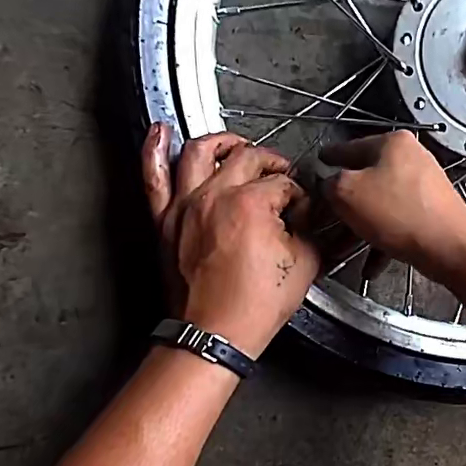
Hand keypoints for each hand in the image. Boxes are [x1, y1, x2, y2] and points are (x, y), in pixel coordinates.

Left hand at [143, 124, 318, 356]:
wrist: (214, 335)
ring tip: (235, 143)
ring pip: (200, 151)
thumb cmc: (251, 305)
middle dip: (272, 162)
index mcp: (251, 203)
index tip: (301, 212)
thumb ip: (311, 231)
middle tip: (281, 174)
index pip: (283, 183)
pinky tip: (159, 131)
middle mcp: (214, 196)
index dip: (298, 195)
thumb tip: (309, 219)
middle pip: (247, 158)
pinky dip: (153, 149)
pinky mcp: (165, 219)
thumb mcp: (305, 264)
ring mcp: (185, 205)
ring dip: (222, 141)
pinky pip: (153, 176)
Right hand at [318, 131, 465, 282]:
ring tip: (342, 249)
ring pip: (380, 204)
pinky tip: (370, 265)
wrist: (449, 246)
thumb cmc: (401, 214)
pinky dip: (381, 240)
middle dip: (343, 205)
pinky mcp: (430, 211)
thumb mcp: (346, 194)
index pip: (348, 148)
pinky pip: (397, 222)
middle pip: (365, 179)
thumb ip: (329, 184)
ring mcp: (423, 185)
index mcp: (392, 143)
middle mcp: (411, 159)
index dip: (328, 159)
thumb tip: (327, 185)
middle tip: (324, 219)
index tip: (319, 164)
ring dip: (359, 228)